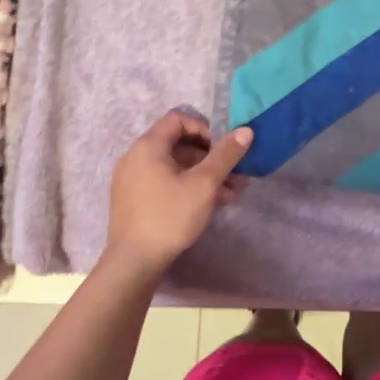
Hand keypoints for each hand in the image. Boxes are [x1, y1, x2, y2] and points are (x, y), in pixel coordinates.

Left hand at [105, 110, 252, 274]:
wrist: (135, 260)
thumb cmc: (170, 216)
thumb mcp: (204, 184)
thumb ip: (225, 155)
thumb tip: (246, 130)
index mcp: (148, 146)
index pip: (178, 118)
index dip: (205, 128)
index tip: (224, 148)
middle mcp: (136, 157)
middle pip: (179, 144)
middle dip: (211, 157)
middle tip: (236, 174)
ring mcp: (134, 179)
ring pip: (176, 167)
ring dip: (205, 175)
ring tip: (232, 193)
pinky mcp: (136, 199)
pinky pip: (166, 182)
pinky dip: (189, 186)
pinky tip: (212, 204)